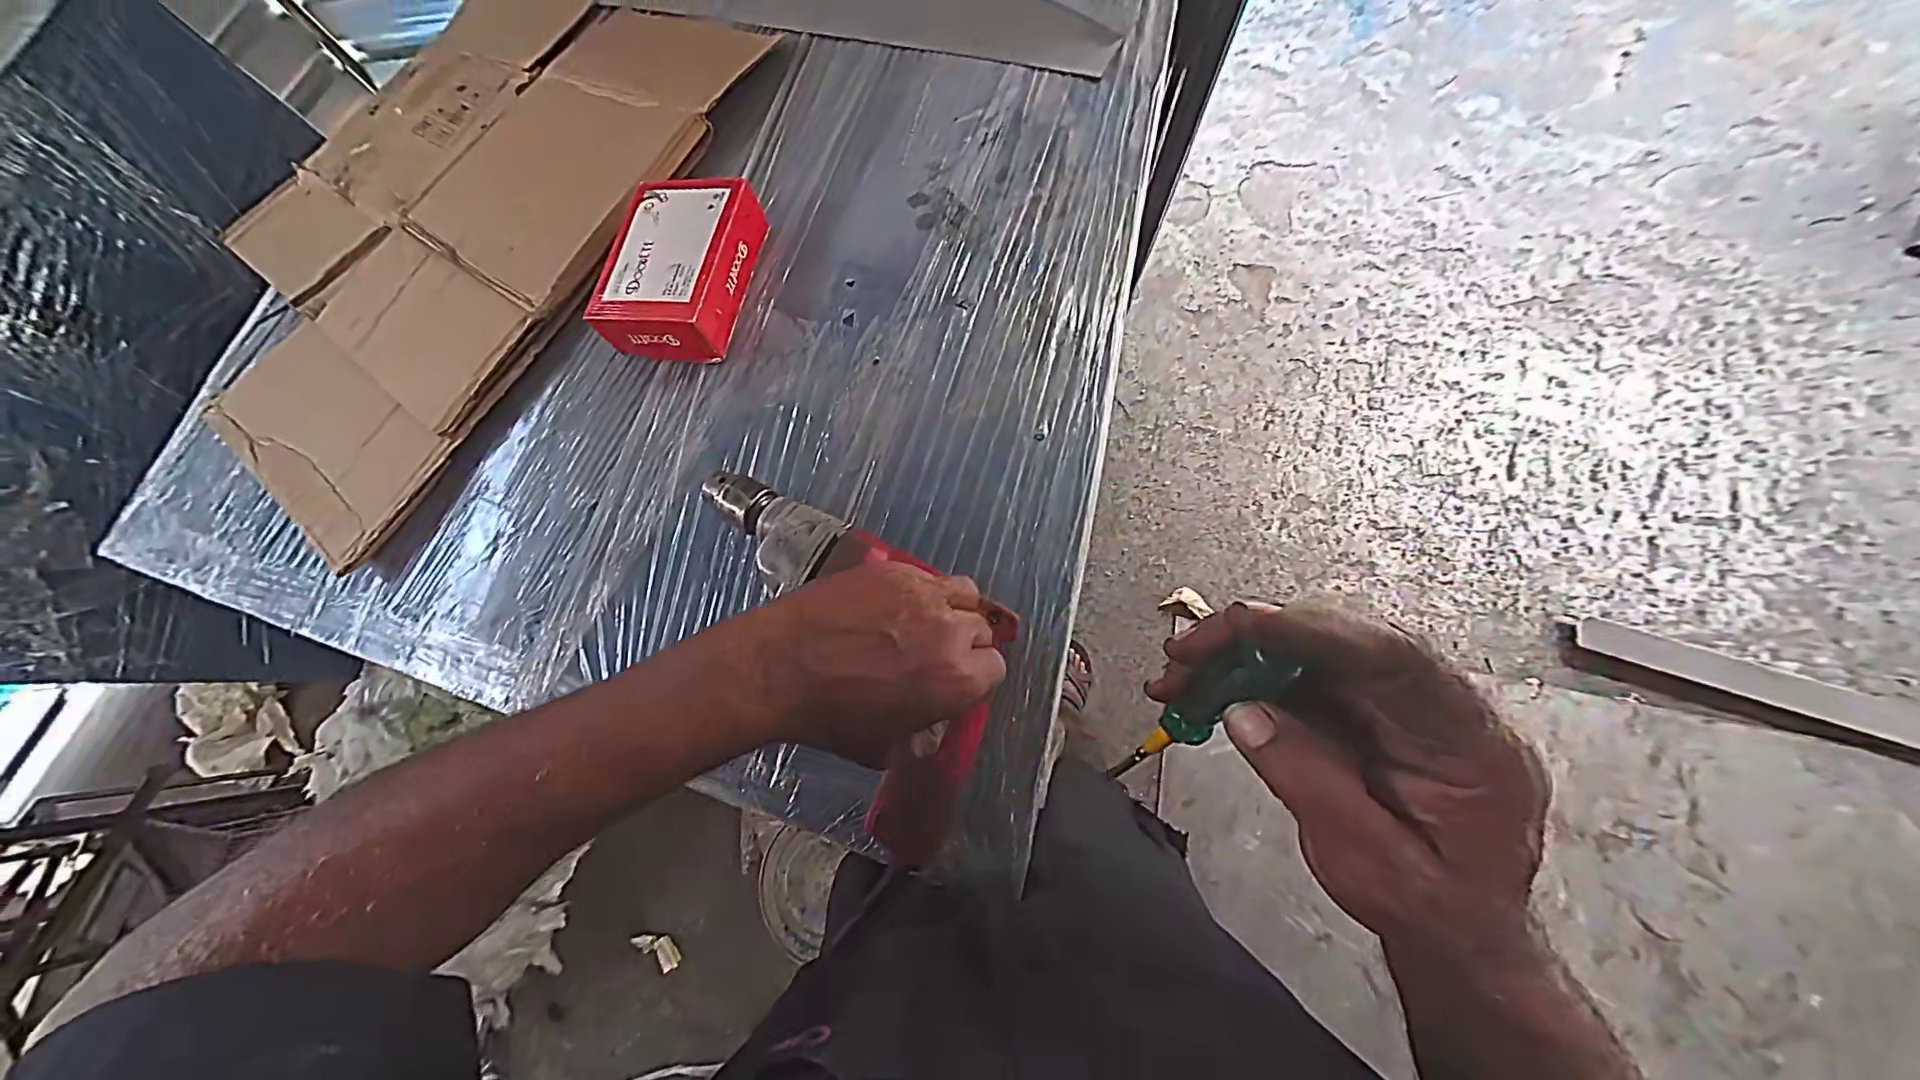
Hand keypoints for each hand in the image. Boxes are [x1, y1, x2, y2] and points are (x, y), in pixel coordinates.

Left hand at [748, 561, 1006, 766]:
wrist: (780, 667)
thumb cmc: (830, 714)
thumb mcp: (885, 748)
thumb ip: (923, 739)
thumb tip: (932, 729)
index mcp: (957, 678)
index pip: (995, 668)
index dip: (977, 677)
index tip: (958, 680)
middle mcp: (949, 630)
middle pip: (983, 629)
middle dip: (966, 645)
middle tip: (937, 655)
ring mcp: (923, 594)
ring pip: (966, 594)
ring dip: (956, 610)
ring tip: (932, 622)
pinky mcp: (896, 572)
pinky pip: (929, 577)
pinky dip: (924, 591)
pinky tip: (899, 607)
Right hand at [1147, 602, 1548, 956]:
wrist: (1459, 934)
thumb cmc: (1437, 910)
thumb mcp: (1373, 865)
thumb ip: (1310, 784)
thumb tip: (1244, 713)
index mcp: (1468, 740)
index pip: (1391, 658)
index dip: (1313, 631)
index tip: (1244, 622)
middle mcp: (1431, 704)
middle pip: (1336, 639)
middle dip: (1252, 637)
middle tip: (1186, 655)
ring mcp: (1390, 703)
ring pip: (1304, 650)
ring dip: (1235, 656)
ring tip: (1179, 679)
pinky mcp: (1353, 707)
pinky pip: (1291, 676)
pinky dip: (1240, 678)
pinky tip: (1202, 692)